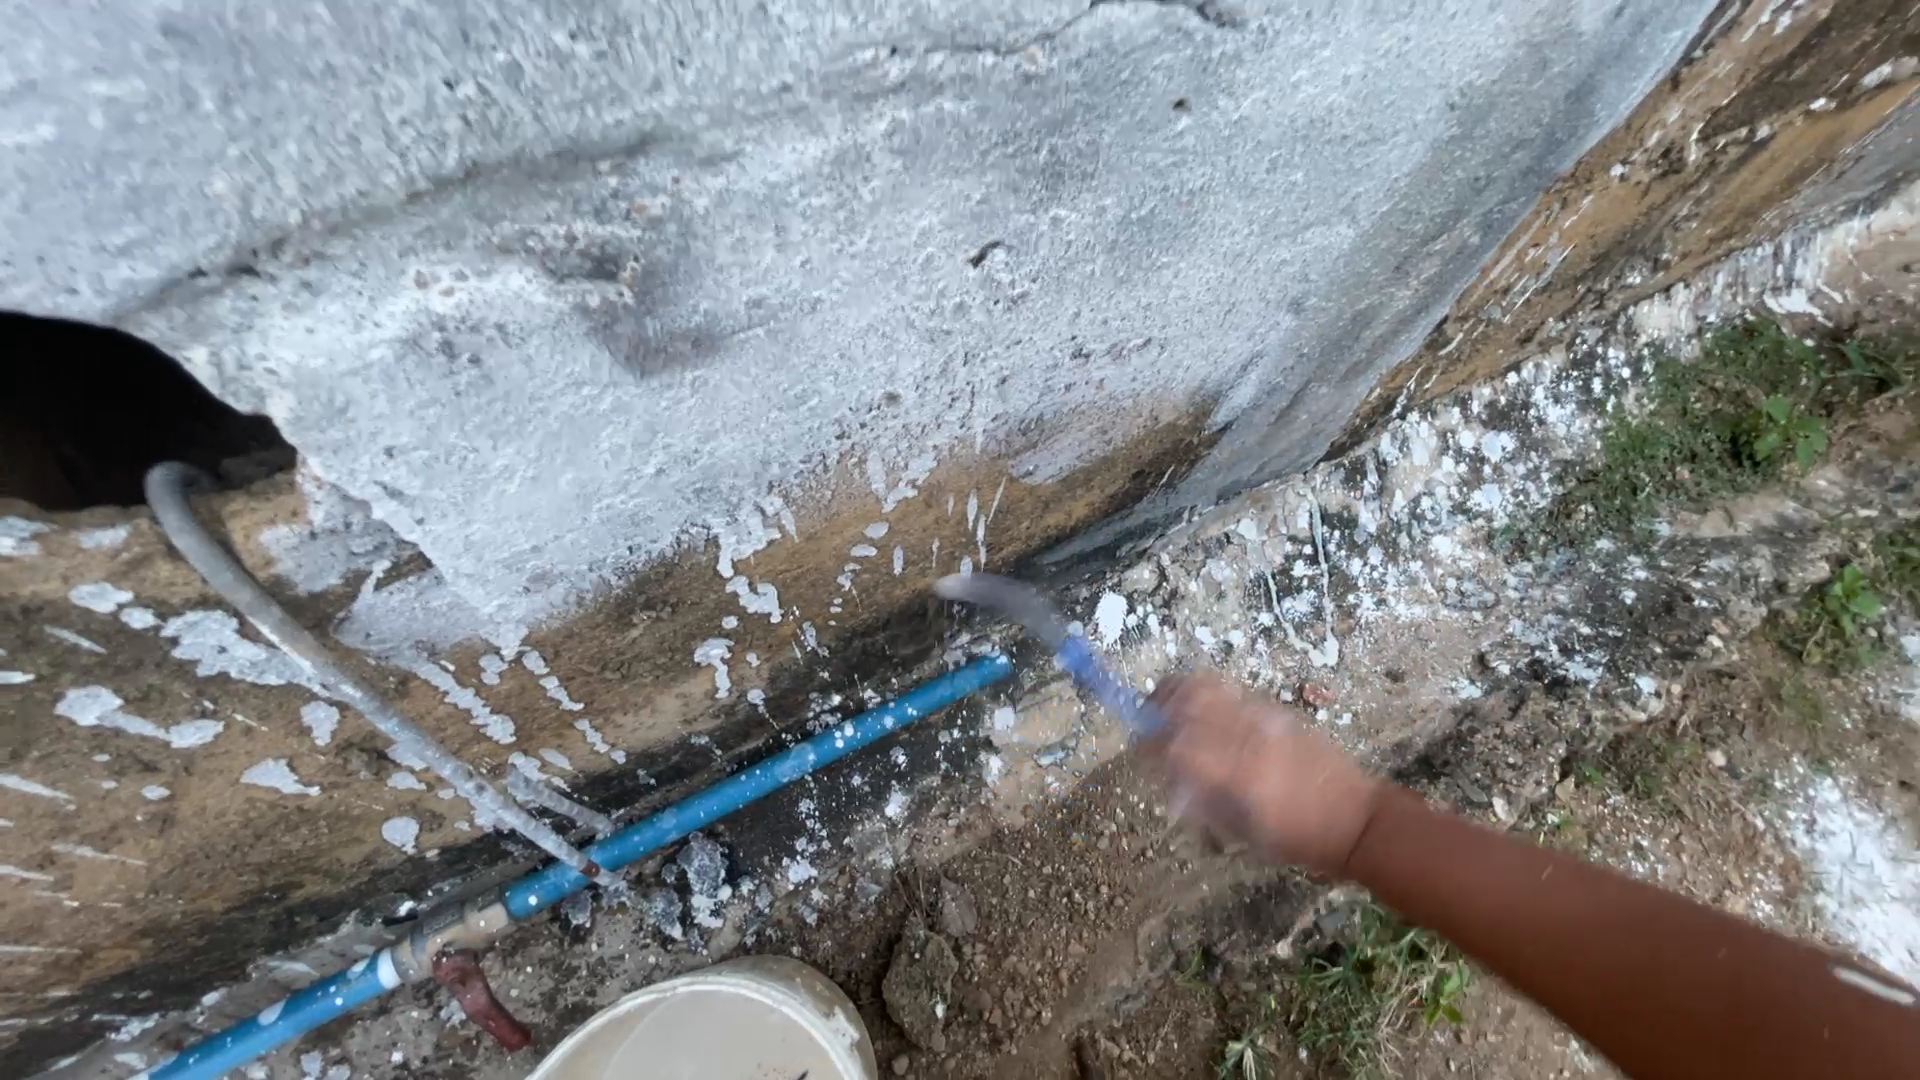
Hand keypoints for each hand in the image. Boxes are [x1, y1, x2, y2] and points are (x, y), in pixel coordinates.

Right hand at [1140, 674, 1384, 876]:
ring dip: (1180, 691)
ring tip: (1171, 705)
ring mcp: (1263, 718)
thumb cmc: (1302, 841)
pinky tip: (1207, 711)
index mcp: (1236, 775)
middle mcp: (1246, 737)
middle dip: (1157, 705)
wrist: (1360, 821)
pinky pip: (1232, 691)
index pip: (1176, 744)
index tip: (1139, 748)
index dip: (1149, 743)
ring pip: (1207, 685)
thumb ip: (1204, 804)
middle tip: (1149, 717)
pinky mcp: (1278, 710)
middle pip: (1186, 700)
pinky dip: (1208, 695)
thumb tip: (1170, 785)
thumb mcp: (1245, 835)